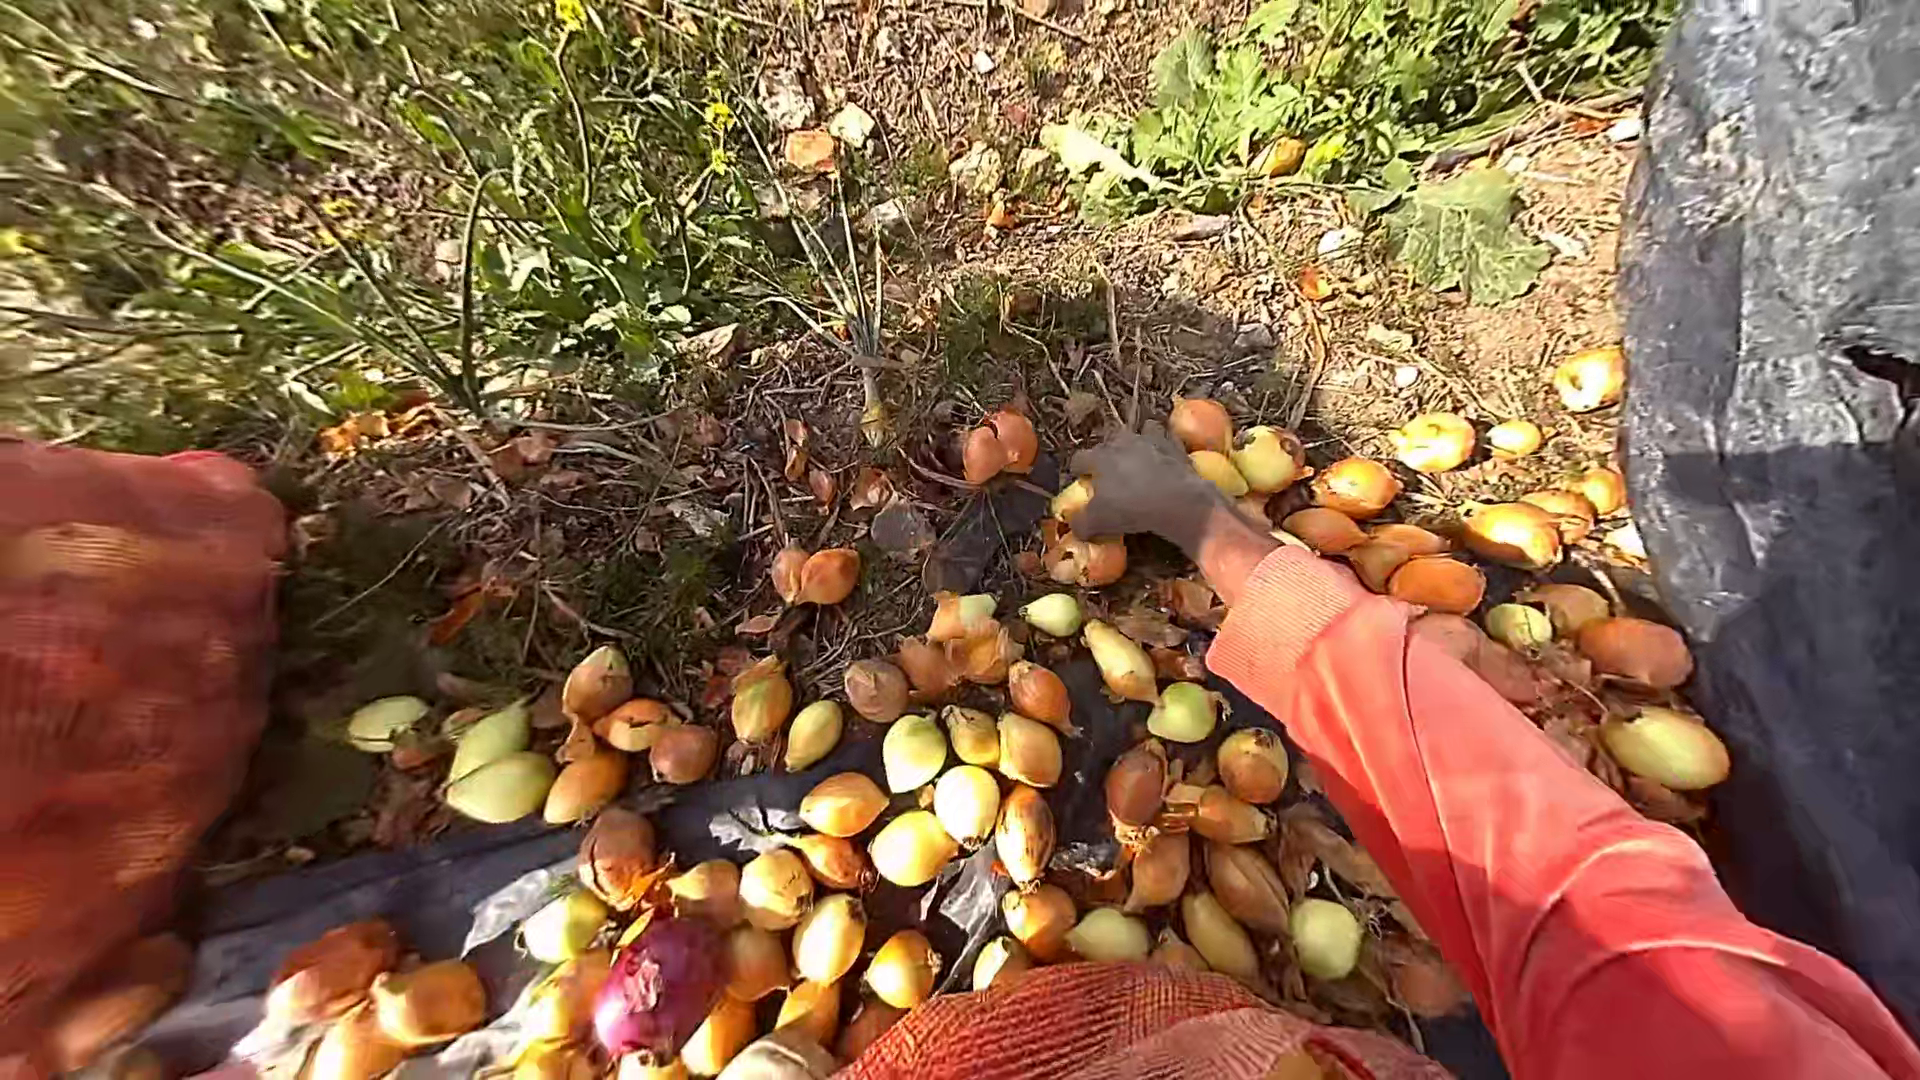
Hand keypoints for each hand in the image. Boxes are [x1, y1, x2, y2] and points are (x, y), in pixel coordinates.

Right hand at [1067, 424, 1280, 606]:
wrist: (1177, 502)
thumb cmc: (1130, 509)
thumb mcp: (1096, 523)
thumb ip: (1080, 523)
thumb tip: (1075, 525)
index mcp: (1099, 457)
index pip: (1079, 459)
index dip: (1078, 471)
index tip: (1082, 482)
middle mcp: (1122, 442)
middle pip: (1109, 441)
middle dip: (1107, 454)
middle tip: (1111, 474)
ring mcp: (1151, 440)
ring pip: (1141, 430)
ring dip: (1138, 442)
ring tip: (1140, 459)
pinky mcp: (1176, 446)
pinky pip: (1167, 439)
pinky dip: (1165, 447)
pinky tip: (1165, 460)